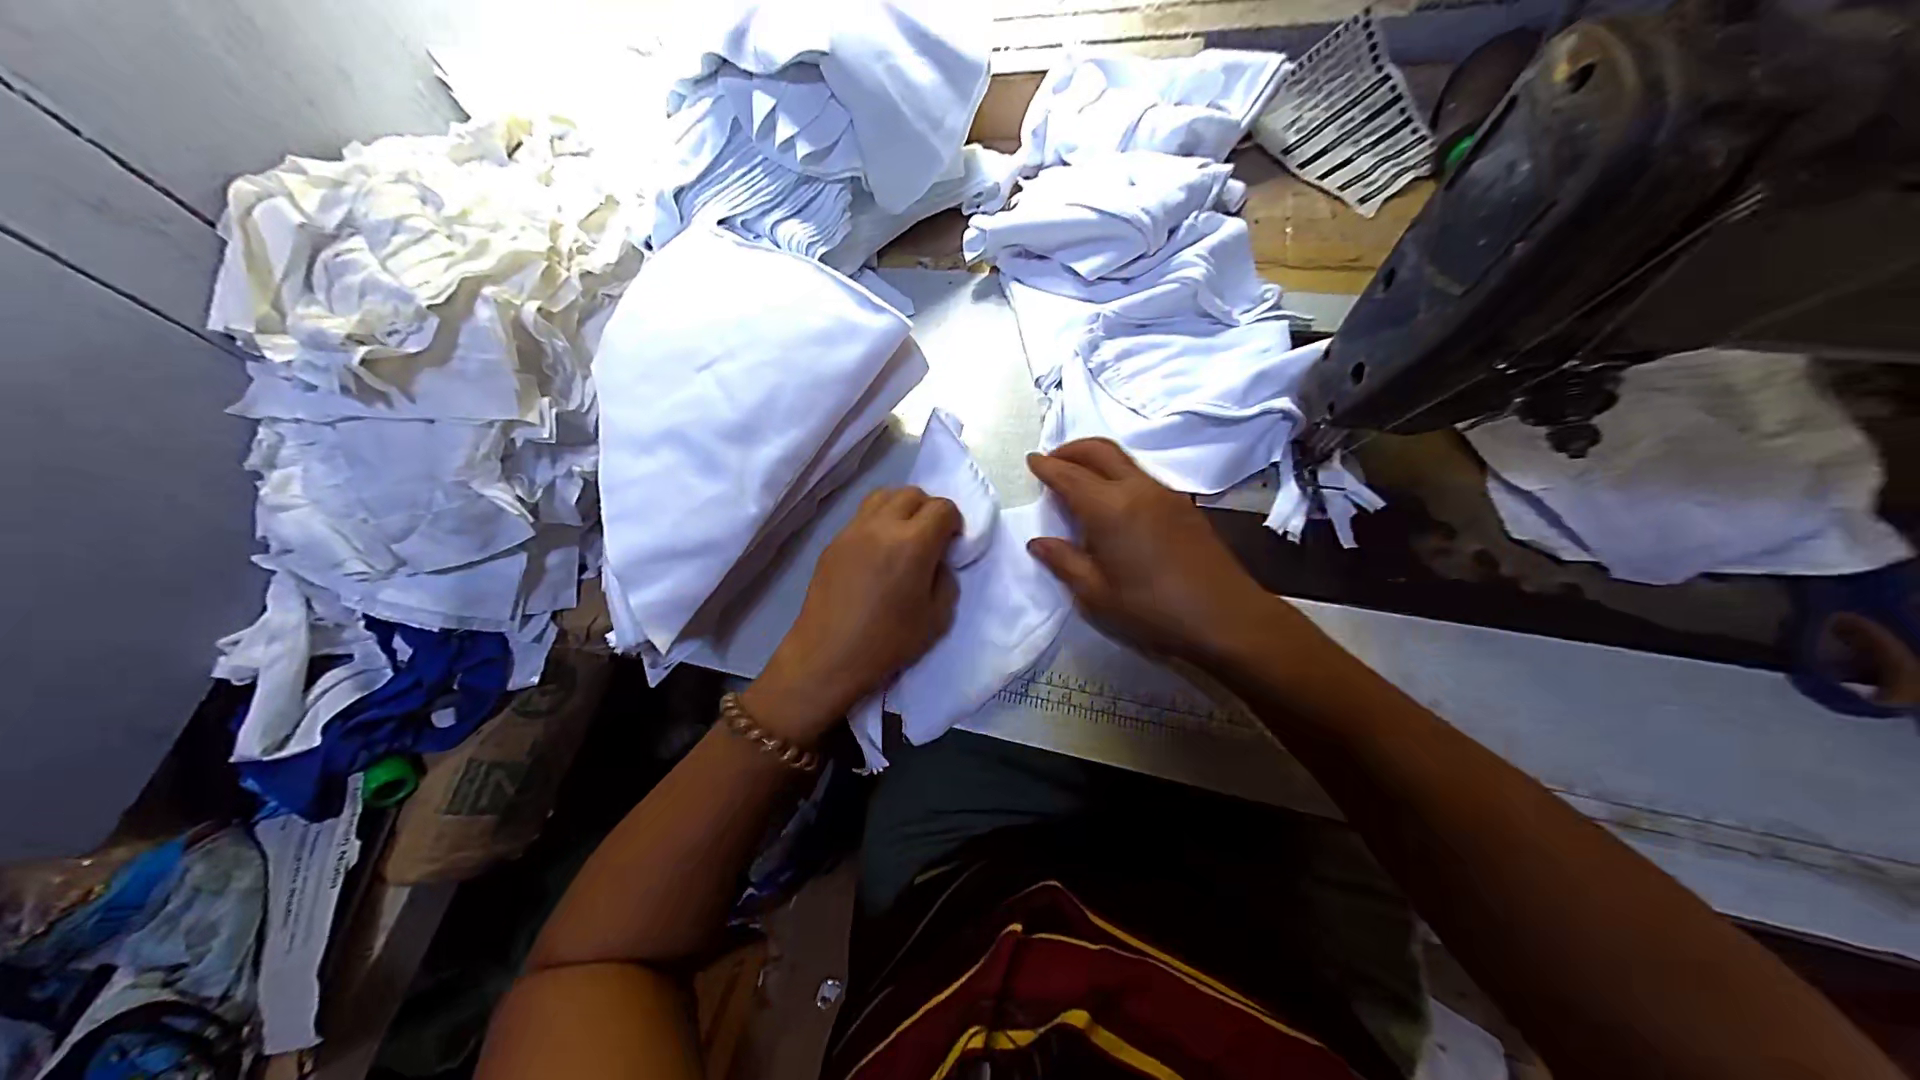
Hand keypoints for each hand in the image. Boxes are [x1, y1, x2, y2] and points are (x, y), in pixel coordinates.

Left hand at [741, 487, 960, 745]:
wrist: (828, 656)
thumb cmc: (888, 642)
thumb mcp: (937, 618)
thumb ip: (945, 579)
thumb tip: (936, 561)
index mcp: (913, 543)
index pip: (943, 508)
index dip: (954, 522)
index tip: (952, 543)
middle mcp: (882, 526)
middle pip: (912, 493)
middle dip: (928, 509)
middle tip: (931, 538)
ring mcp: (853, 531)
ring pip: (883, 496)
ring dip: (901, 508)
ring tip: (904, 536)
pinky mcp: (833, 542)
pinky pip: (862, 516)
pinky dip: (878, 521)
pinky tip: (878, 552)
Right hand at [1026, 439, 1279, 662]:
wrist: (1227, 618)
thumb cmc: (1153, 611)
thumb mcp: (1097, 595)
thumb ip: (1065, 562)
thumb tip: (1038, 542)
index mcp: (1109, 509)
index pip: (1069, 475)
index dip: (1046, 466)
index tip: (1032, 461)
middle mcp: (1137, 490)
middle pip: (1099, 451)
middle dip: (1071, 449)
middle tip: (1052, 460)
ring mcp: (1165, 494)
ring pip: (1124, 460)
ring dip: (1096, 459)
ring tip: (1079, 479)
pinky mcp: (1184, 506)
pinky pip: (1142, 477)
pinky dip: (1118, 475)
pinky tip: (1114, 501)